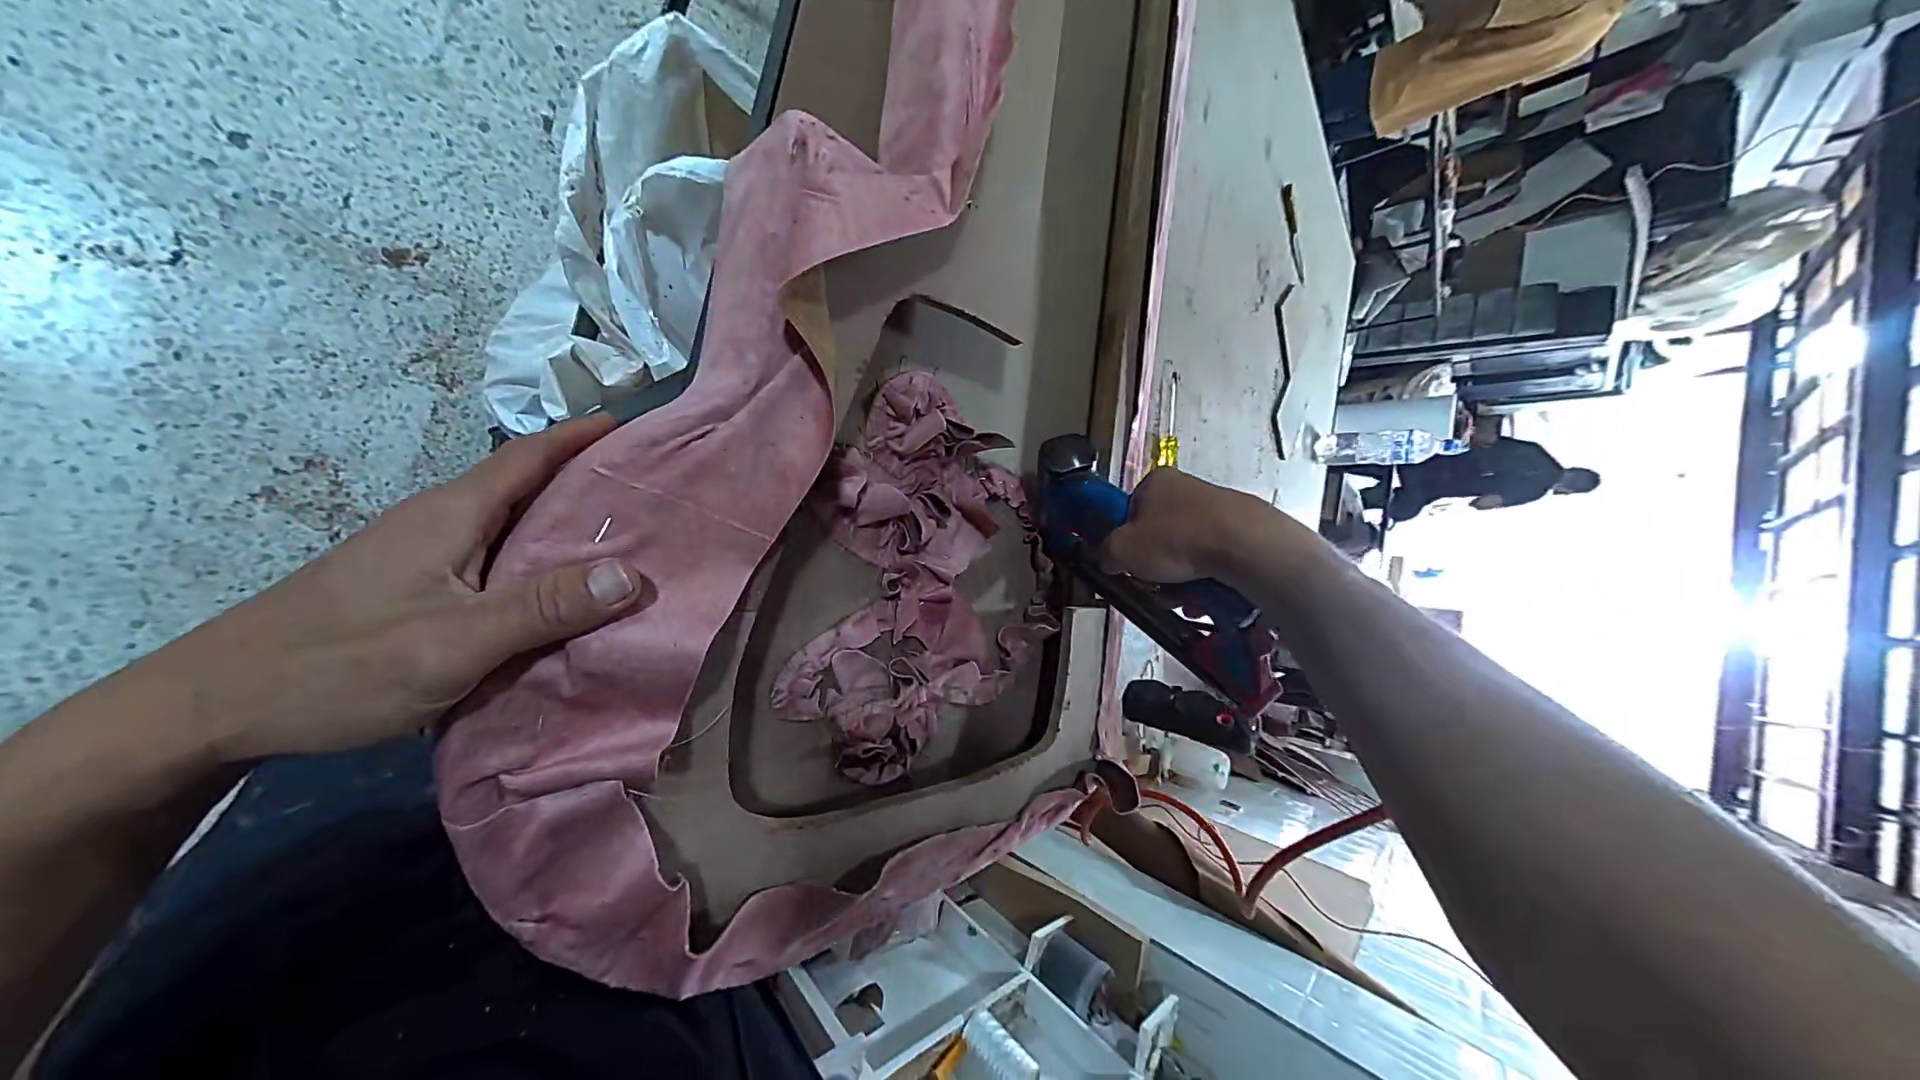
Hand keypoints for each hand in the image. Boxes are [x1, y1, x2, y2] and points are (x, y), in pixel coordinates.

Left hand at [151, 415, 649, 762]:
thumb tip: (632, 575)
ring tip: (622, 540)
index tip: (633, 429)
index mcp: (452, 515)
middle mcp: (440, 522)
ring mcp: (423, 555)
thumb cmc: (338, 665)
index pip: (528, 456)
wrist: (212, 708)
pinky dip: (538, 561)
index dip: (580, 437)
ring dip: (564, 526)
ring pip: (511, 526)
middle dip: (587, 482)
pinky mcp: (415, 586)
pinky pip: (495, 559)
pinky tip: (559, 590)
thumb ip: (544, 607)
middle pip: (525, 487)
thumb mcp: (455, 642)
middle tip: (648, 494)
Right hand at [1098, 467, 1304, 584]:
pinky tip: (1204, 599)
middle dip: (1154, 569)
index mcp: (1155, 482)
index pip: (1129, 511)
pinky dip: (1204, 582)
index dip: (1125, 540)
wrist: (1243, 546)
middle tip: (1153, 587)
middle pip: (1158, 537)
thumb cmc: (1175, 539)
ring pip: (1184, 554)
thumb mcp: (1122, 550)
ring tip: (1181, 599)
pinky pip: (1211, 562)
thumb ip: (1106, 554)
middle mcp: (1186, 490)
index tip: (1126, 563)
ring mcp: (1217, 510)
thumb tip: (1109, 561)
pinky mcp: (1241, 532)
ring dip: (1177, 582)